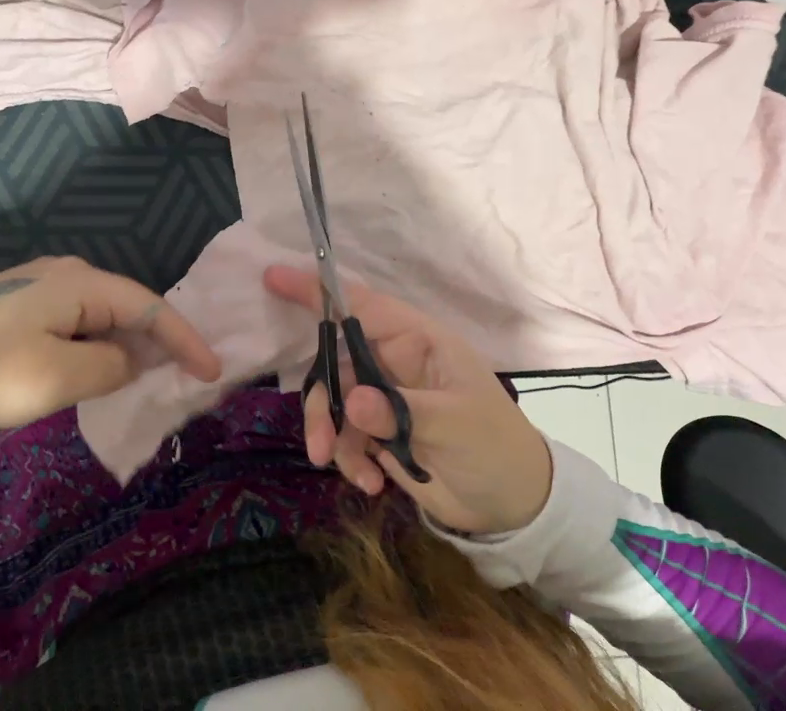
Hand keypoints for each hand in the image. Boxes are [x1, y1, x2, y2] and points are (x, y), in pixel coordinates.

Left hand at [0, 257, 220, 434]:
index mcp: (79, 282)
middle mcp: (65, 274)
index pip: (150, 307)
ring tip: (155, 378)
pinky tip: (104, 370)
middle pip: (129, 306)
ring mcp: (41, 288)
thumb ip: (112, 366)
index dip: (185, 339)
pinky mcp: (22, 307)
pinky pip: (78, 323)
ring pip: (103, 317)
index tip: (212, 373)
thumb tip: (130, 359)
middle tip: (188, 377)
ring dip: (129, 346)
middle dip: (161, 341)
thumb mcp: (59, 377)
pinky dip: (100, 347)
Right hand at [265, 266, 553, 534]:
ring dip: (333, 438)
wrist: (512, 507)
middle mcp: (395, 363)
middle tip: (319, 445)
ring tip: (348, 472)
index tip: (273, 277)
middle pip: (336, 365)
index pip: (360, 307)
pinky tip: (373, 484)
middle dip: (322, 404)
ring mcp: (386, 399)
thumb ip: (401, 411)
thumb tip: (351, 401)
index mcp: (418, 342)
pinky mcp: (380, 433)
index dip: (317, 291)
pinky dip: (349, 460)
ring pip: (335, 404)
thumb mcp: (456, 426)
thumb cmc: (495, 448)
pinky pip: (344, 436)